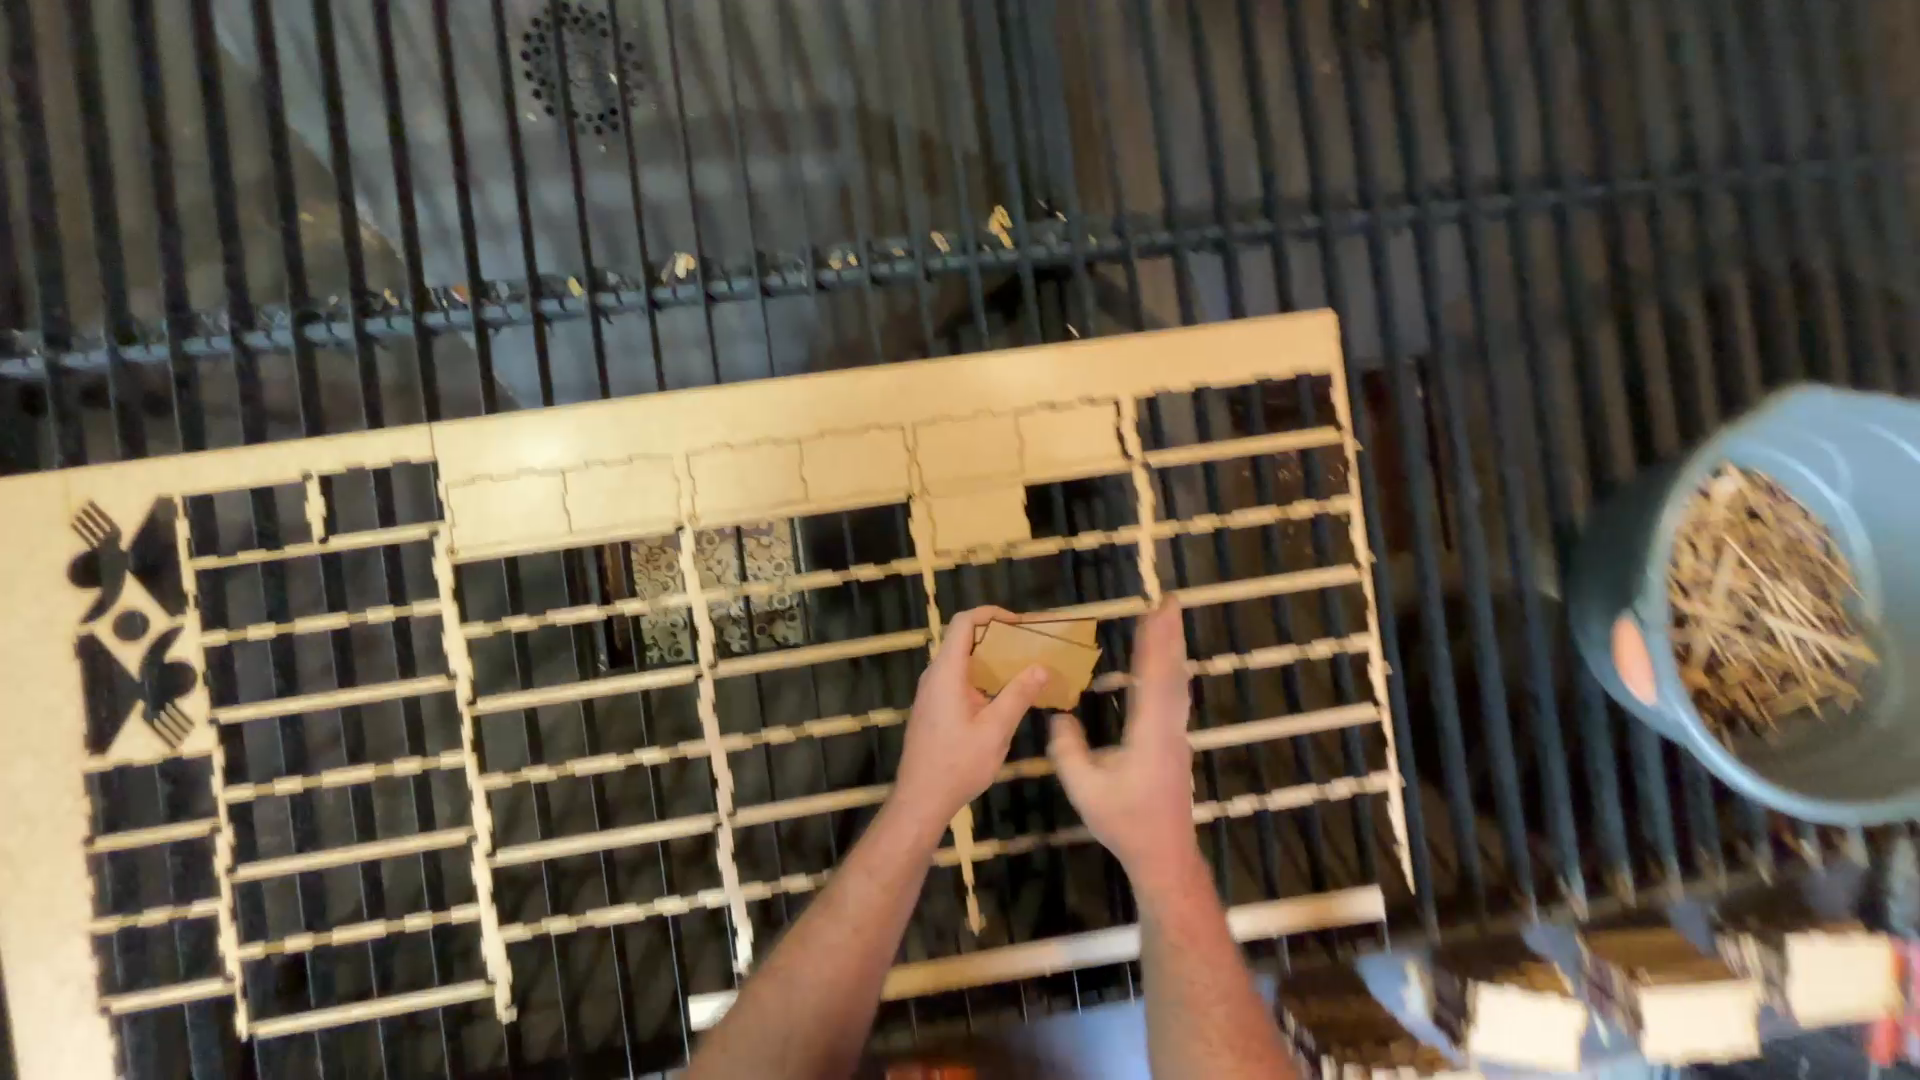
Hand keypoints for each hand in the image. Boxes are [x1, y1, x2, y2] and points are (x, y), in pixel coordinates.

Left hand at [892, 606, 1049, 830]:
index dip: (989, 614)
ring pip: (961, 662)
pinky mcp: (933, 709)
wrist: (921, 799)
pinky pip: (958, 680)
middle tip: (1028, 646)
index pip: (963, 623)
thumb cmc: (957, 764)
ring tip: (1022, 669)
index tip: (1018, 623)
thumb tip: (1041, 668)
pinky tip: (1004, 697)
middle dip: (996, 637)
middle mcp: (935, 676)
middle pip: (962, 640)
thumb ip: (1018, 696)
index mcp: (946, 673)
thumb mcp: (995, 731)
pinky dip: (981, 678)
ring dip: (990, 660)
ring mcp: (931, 693)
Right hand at [1047, 602, 1201, 886]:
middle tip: (1170, 601)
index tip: (1159, 609)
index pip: (1154, 677)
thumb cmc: (1125, 822)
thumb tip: (1058, 716)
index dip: (1156, 641)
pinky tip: (1160, 669)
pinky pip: (1174, 698)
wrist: (1164, 854)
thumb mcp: (1085, 789)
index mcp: (1149, 733)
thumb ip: (1068, 750)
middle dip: (1170, 635)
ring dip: (1171, 651)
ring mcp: (1176, 736)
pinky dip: (1168, 672)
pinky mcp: (1175, 745)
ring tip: (1165, 624)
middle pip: (1172, 672)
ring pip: (1177, 684)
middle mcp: (1169, 727)